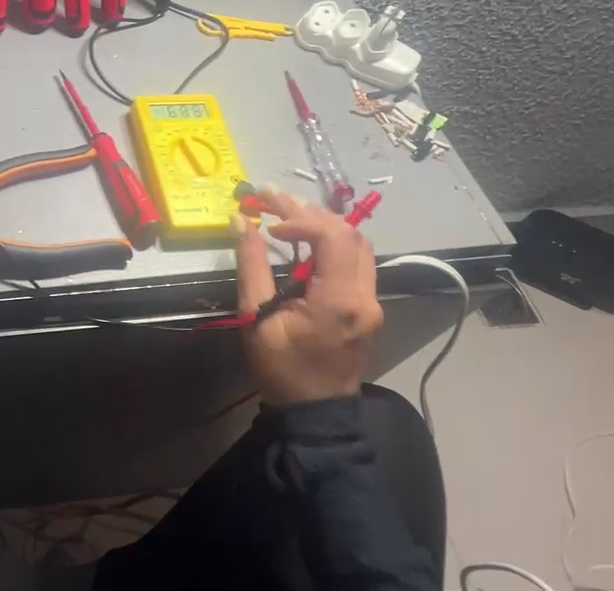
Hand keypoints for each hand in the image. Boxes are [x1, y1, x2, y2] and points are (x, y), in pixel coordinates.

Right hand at [232, 185, 382, 404]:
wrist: (315, 412)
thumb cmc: (282, 369)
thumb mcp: (257, 318)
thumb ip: (252, 265)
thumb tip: (241, 220)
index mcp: (340, 300)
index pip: (333, 236)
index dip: (300, 219)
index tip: (268, 224)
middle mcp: (365, 296)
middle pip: (348, 232)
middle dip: (308, 212)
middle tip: (270, 200)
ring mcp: (371, 301)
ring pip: (356, 243)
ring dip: (321, 224)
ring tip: (285, 215)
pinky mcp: (367, 305)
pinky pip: (355, 259)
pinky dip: (329, 241)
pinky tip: (302, 240)